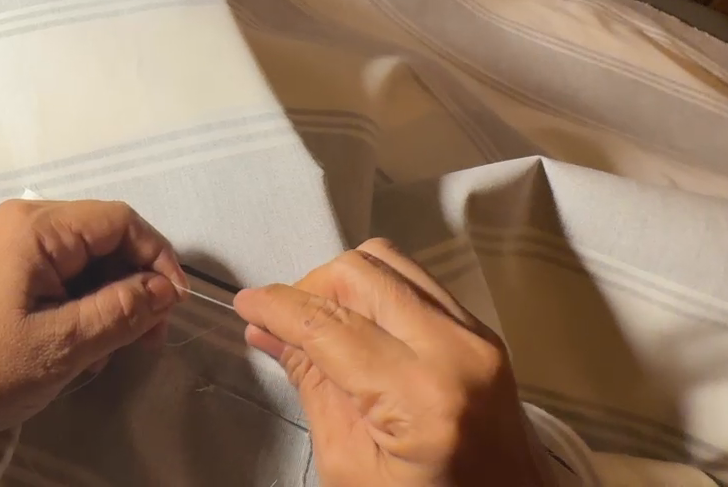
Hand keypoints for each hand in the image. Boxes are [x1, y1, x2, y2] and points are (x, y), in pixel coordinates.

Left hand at [0, 199, 186, 445]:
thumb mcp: (63, 345)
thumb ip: (121, 311)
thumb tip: (167, 289)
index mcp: (38, 226)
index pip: (119, 220)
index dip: (156, 257)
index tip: (173, 306)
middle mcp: (29, 221)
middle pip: (105, 236)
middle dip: (135, 283)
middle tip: (150, 338)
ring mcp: (18, 243)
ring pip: (89, 258)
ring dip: (111, 300)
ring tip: (113, 351)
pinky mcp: (13, 268)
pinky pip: (67, 273)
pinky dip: (86, 305)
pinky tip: (85, 346)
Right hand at [234, 239, 542, 486]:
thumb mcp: (351, 468)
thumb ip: (310, 386)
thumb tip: (265, 330)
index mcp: (422, 401)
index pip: (327, 324)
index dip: (276, 307)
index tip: (247, 304)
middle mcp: (455, 353)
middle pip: (356, 272)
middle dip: (309, 288)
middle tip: (287, 323)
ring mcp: (475, 337)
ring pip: (384, 261)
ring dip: (341, 282)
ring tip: (324, 322)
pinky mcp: (481, 332)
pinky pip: (412, 278)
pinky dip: (374, 289)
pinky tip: (360, 324)